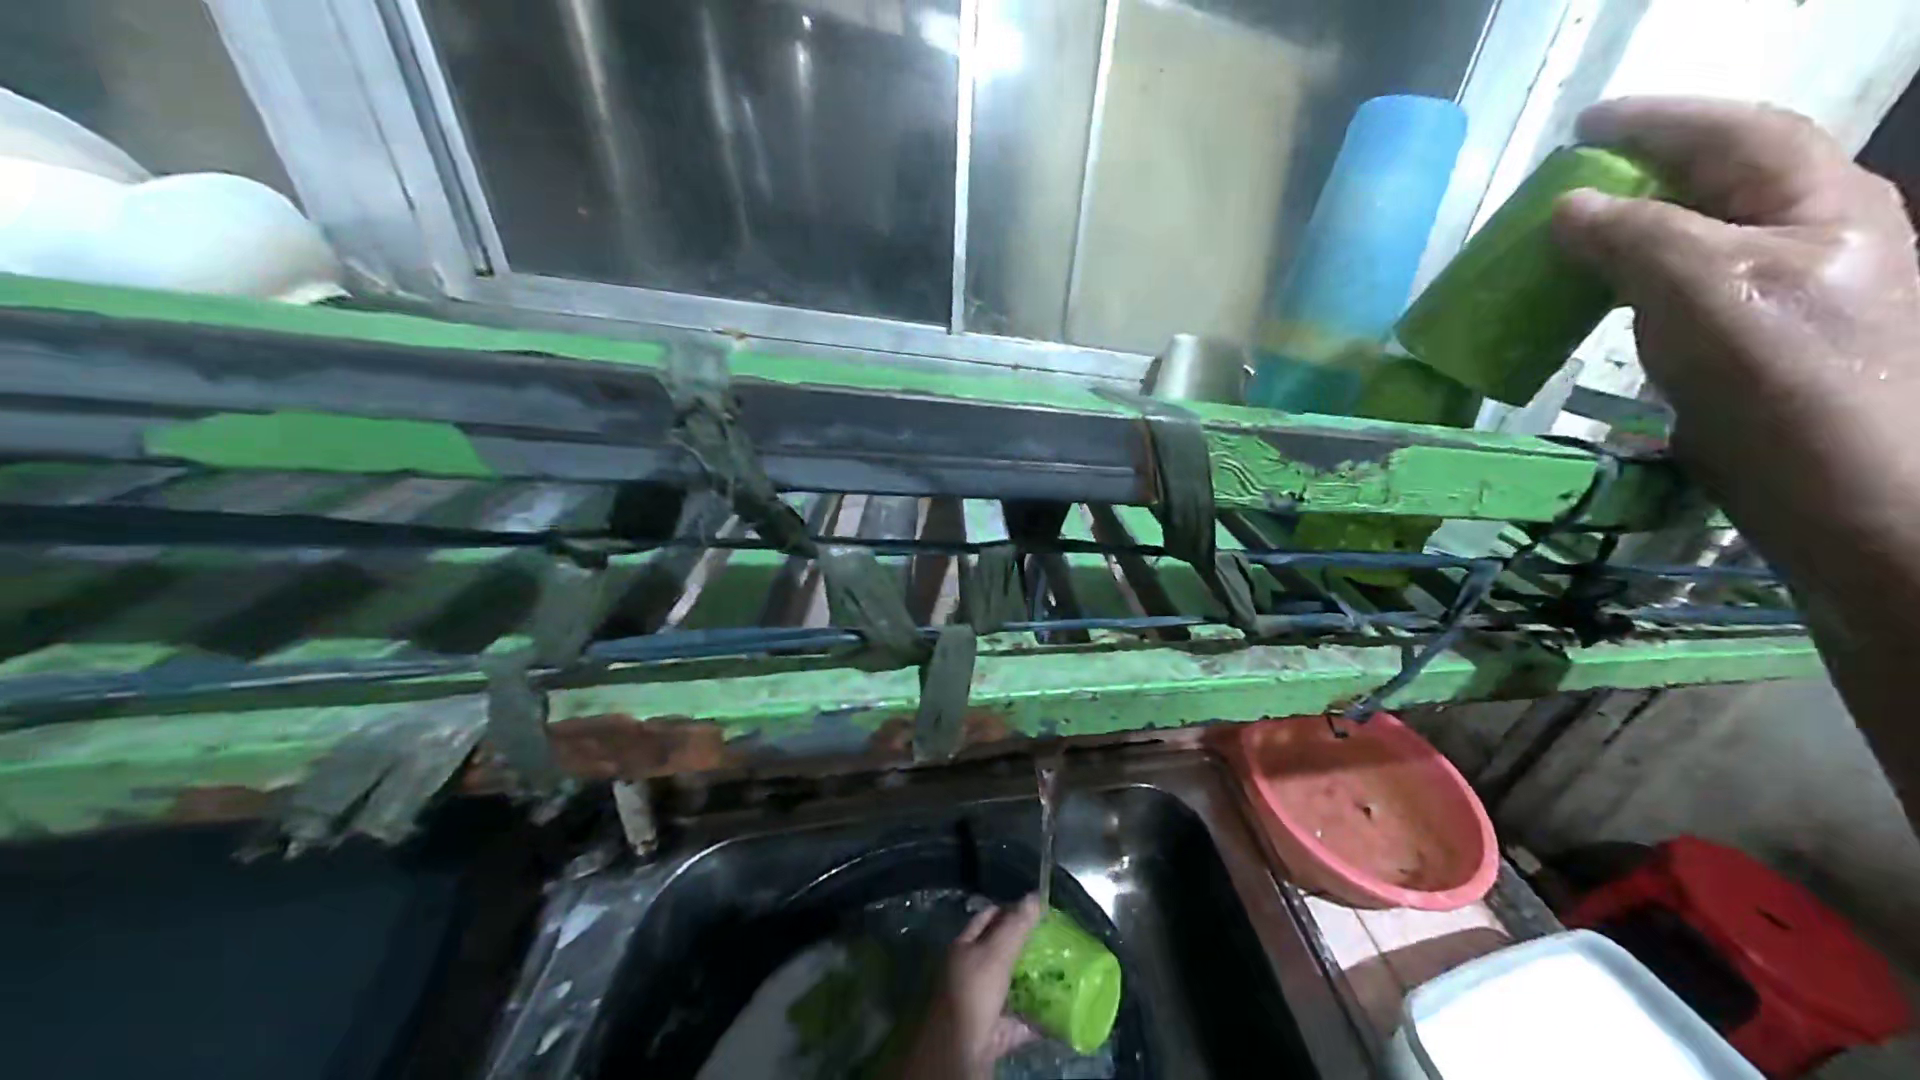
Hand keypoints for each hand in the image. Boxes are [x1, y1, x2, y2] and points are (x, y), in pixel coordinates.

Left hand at [886, 895, 1043, 1079]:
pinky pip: (1018, 1022)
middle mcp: (969, 972)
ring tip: (1061, 975)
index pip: (988, 917)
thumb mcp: (995, 954)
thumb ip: (1015, 926)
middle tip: (1054, 943)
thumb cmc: (973, 992)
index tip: (1039, 912)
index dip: (1011, 910)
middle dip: (1025, 948)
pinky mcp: (991, 1032)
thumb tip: (1035, 895)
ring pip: (1010, 987)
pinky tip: (1057, 1015)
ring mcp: (979, 1003)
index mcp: (964, 947)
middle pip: (1000, 953)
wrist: (958, 1053)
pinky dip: (1035, 1020)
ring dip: (1032, 983)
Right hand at [1550, 97, 1919, 565]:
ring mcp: (1777, 291)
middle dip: (1642, 168)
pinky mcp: (1743, 340)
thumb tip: (1567, 210)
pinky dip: (1625, 278)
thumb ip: (1636, 238)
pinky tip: (1593, 296)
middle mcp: (1807, 235)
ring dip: (1628, 226)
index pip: (1737, 132)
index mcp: (1820, 204)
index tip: (1581, 126)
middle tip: (1568, 180)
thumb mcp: (1705, 291)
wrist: (1838, 484)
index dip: (1658, 119)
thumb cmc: (1783, 378)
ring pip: (1694, 233)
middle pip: (1719, 178)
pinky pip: (1676, 285)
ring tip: (1568, 235)